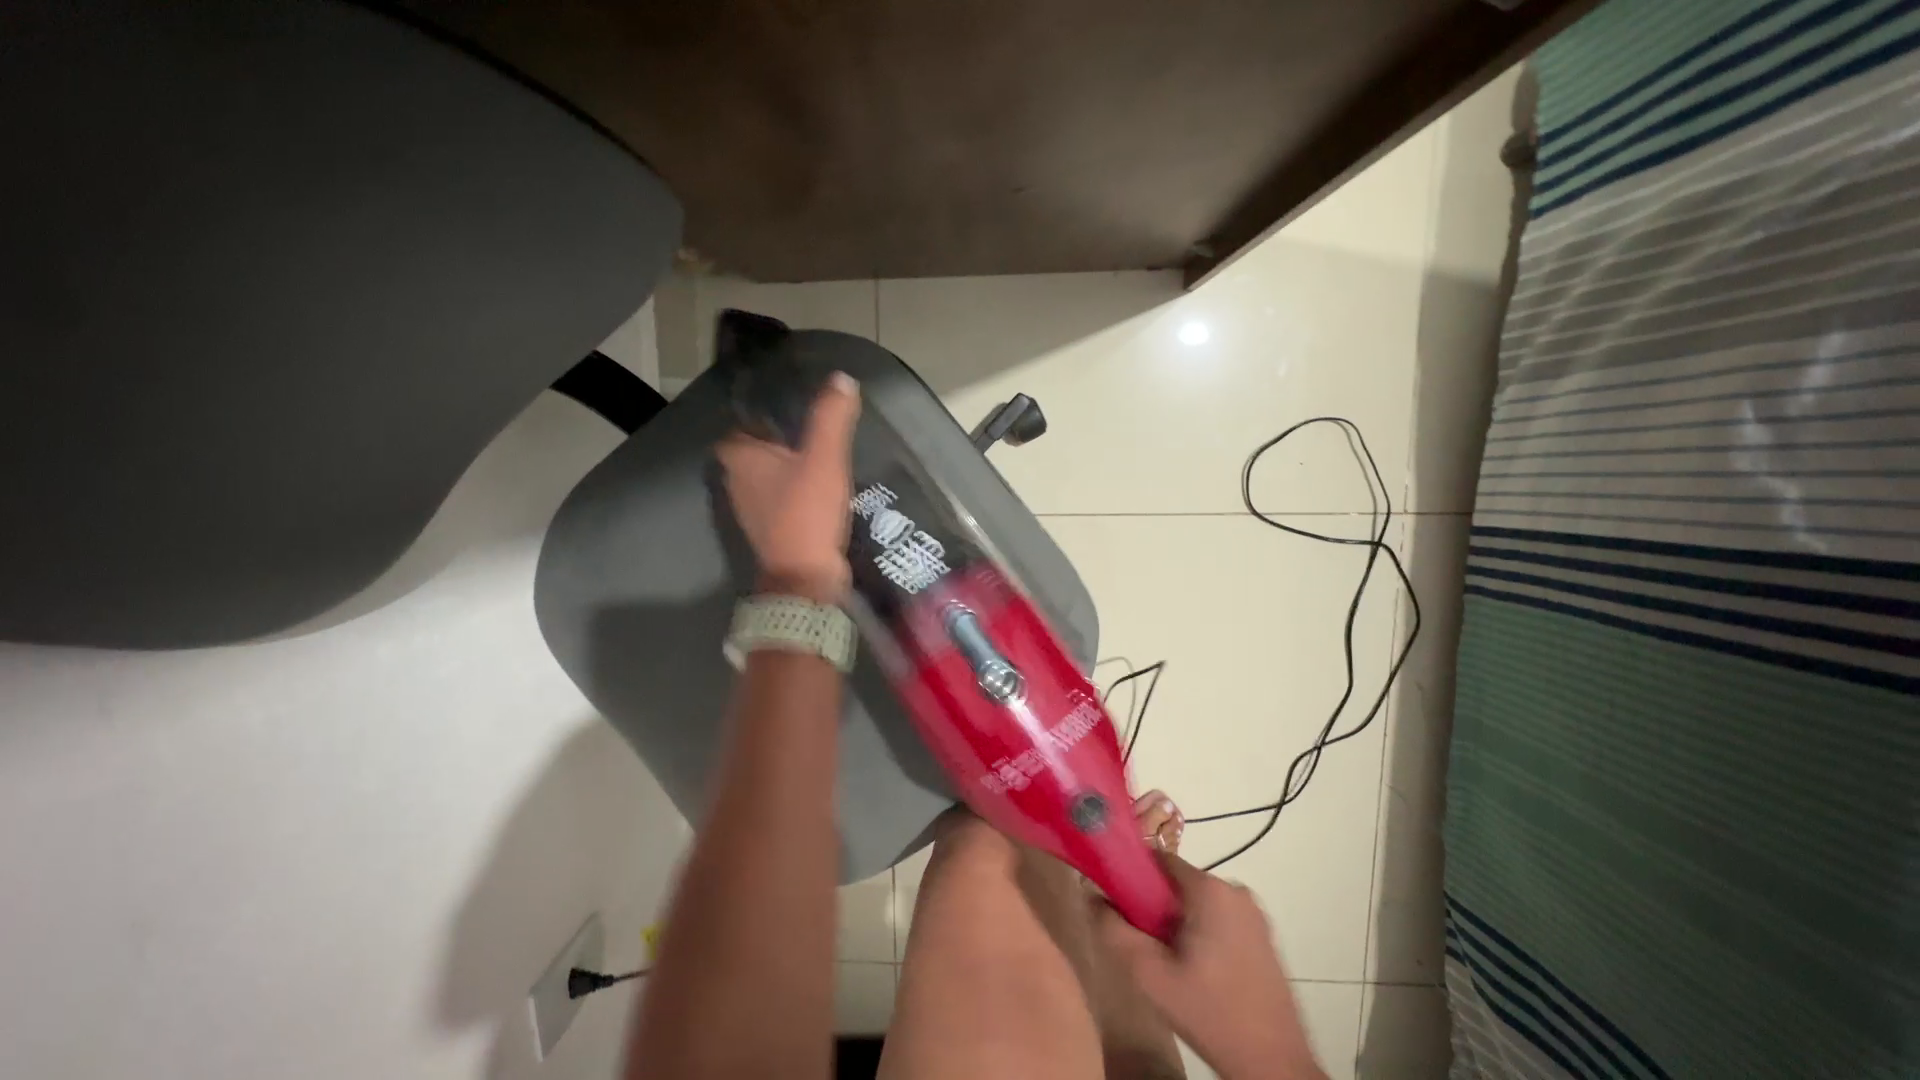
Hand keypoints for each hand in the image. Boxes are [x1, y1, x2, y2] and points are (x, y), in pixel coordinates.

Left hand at [716, 372, 861, 602]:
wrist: (805, 576)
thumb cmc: (806, 511)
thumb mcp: (824, 457)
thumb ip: (830, 416)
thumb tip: (841, 378)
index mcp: (739, 457)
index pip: (739, 423)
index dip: (758, 414)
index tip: (786, 405)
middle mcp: (736, 481)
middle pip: (752, 450)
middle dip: (775, 439)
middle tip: (806, 427)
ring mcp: (750, 509)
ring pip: (765, 476)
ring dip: (785, 467)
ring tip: (818, 453)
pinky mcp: (769, 530)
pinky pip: (779, 499)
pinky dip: (793, 491)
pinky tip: (819, 487)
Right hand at [1095, 854, 1325, 1079]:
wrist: (1272, 1061)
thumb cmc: (1208, 1013)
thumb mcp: (1148, 974)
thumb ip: (1112, 929)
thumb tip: (1090, 893)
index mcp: (1211, 890)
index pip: (1158, 860)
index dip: (1132, 878)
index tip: (1118, 906)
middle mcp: (1236, 890)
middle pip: (1176, 882)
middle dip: (1153, 906)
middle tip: (1143, 945)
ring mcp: (1254, 913)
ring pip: (1196, 902)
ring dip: (1175, 923)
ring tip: (1168, 965)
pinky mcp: (1262, 934)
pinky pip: (1217, 918)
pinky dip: (1199, 933)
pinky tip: (1195, 972)